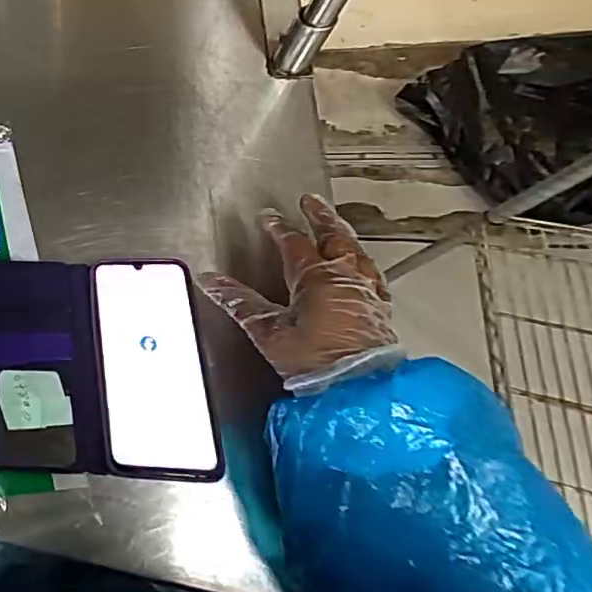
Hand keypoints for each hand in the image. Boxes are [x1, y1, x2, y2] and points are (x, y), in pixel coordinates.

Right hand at [198, 194, 398, 390]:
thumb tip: (211, 281)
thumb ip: (240, 303)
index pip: (293, 242)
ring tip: (337, 226)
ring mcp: (366, 291)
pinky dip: (364, 264)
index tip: (268, 217)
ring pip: (356, 251)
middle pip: (333, 236)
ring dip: (344, 235)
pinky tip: (364, 268)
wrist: (359, 390)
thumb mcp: (268, 332)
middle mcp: (344, 277)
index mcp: (315, 276)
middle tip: (311, 201)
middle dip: (320, 216)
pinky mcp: (380, 310)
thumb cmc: (315, 361)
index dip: (278, 227)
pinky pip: (373, 275)